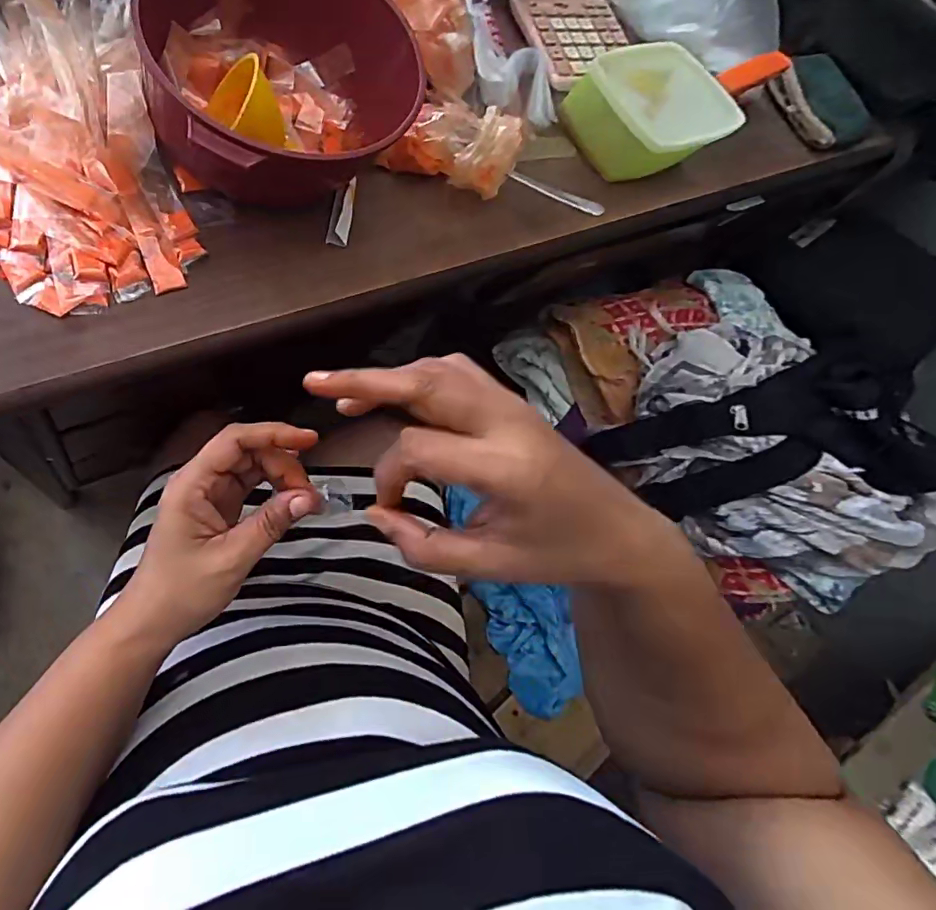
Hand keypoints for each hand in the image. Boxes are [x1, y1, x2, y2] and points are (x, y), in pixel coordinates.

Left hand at [108, 422, 322, 647]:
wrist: (152, 619)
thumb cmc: (179, 592)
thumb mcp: (231, 559)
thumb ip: (270, 524)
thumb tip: (306, 498)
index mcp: (191, 485)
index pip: (233, 440)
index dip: (272, 433)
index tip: (306, 439)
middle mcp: (196, 483)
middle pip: (244, 451)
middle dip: (280, 461)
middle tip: (307, 491)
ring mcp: (205, 496)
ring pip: (247, 468)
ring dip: (277, 475)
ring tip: (302, 496)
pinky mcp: (214, 511)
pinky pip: (245, 487)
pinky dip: (269, 490)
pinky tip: (287, 500)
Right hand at [304, 356, 695, 588]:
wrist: (620, 531)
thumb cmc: (553, 552)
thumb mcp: (486, 565)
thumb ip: (422, 545)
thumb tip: (375, 512)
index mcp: (504, 467)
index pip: (417, 449)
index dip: (386, 477)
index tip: (386, 507)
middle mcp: (506, 423)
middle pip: (425, 384)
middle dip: (365, 381)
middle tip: (315, 382)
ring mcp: (510, 404)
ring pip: (436, 369)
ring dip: (387, 378)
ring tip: (343, 393)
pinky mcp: (509, 400)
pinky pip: (454, 371)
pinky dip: (415, 375)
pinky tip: (392, 392)